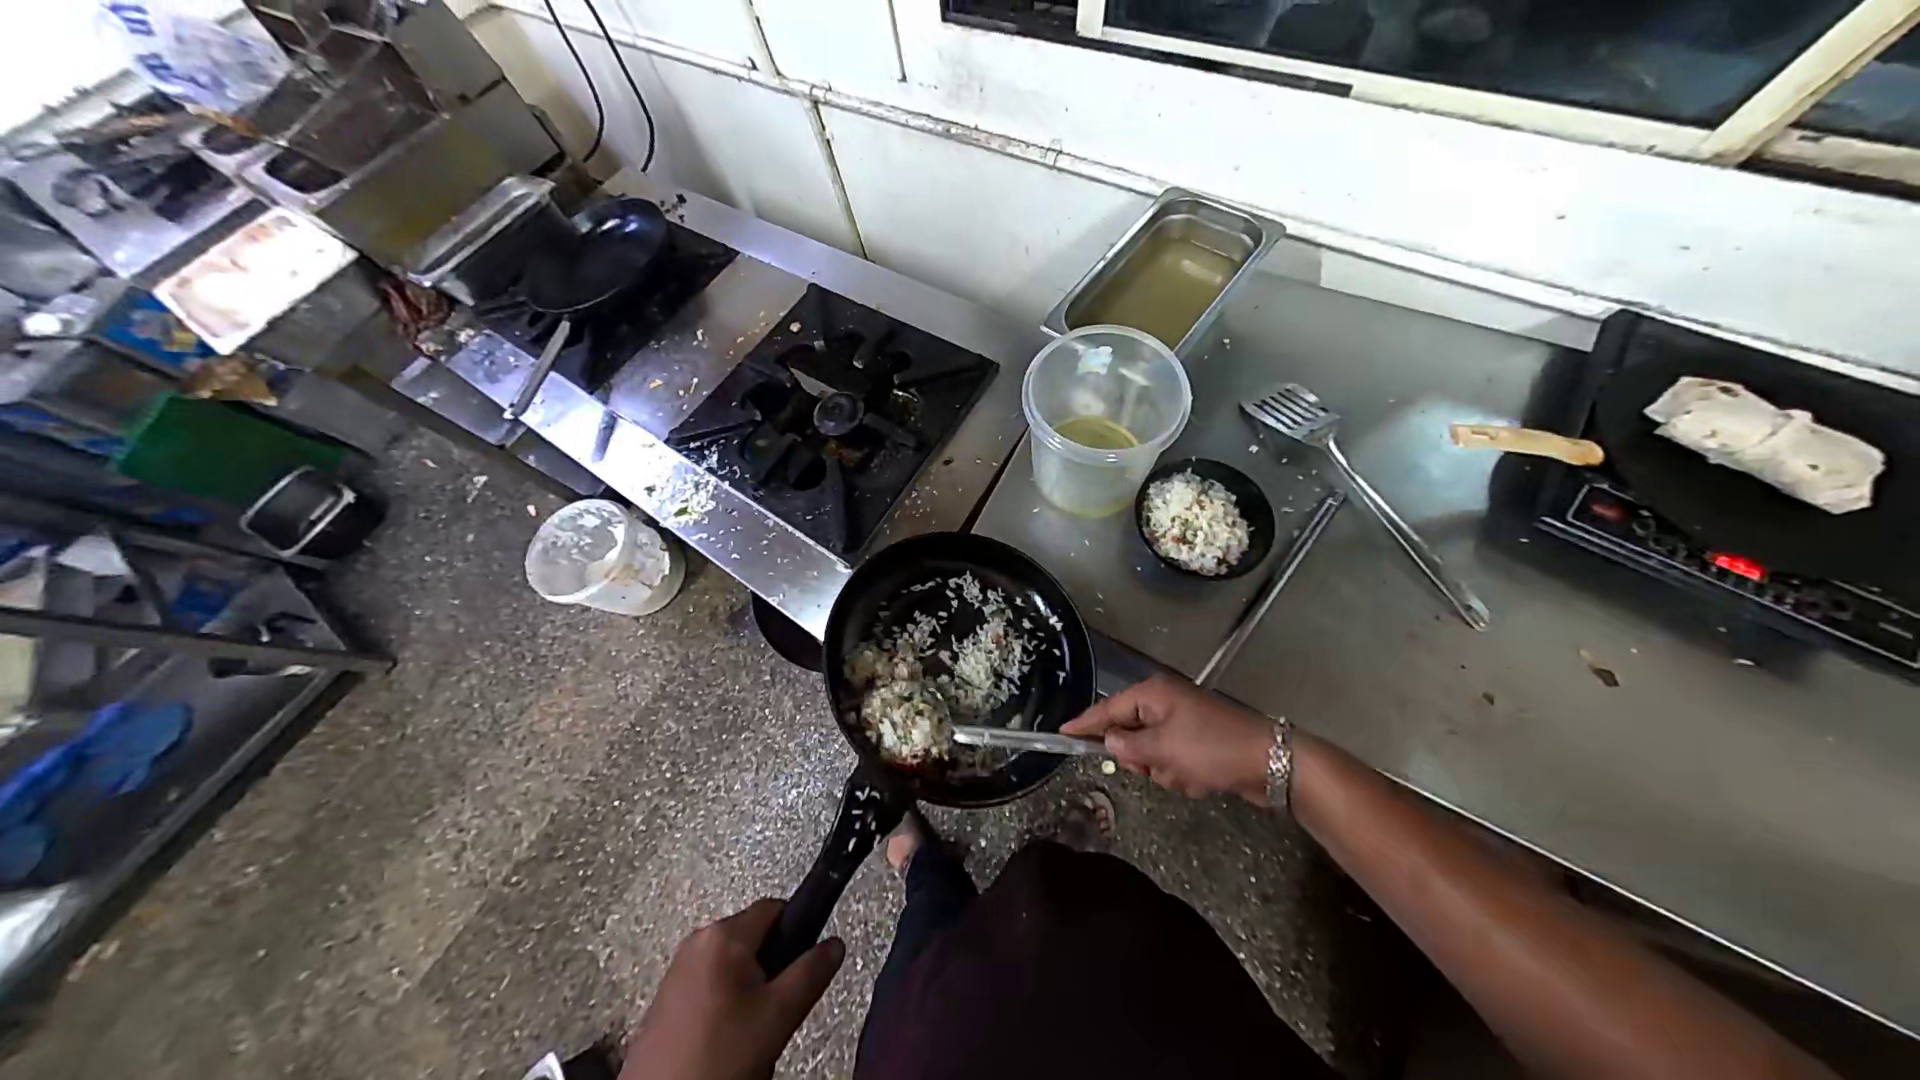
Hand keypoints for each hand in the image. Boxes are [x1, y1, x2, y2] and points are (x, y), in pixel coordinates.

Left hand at [620, 899, 843, 1079]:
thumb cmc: (716, 1062)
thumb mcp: (778, 1015)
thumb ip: (811, 972)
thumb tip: (833, 946)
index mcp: (722, 935)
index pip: (776, 907)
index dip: (798, 931)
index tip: (806, 963)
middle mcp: (696, 942)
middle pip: (755, 938)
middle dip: (773, 968)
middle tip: (776, 1009)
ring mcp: (678, 971)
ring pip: (735, 965)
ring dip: (751, 990)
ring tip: (750, 1032)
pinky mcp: (667, 999)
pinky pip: (713, 985)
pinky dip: (727, 1005)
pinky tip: (727, 1042)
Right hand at [1062, 673, 1274, 804]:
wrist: (1270, 762)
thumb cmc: (1211, 749)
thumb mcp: (1162, 749)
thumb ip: (1128, 746)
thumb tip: (1111, 742)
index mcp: (1154, 694)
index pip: (1108, 708)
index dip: (1085, 723)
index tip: (1062, 733)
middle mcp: (1165, 702)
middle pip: (1130, 733)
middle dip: (1141, 758)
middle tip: (1154, 767)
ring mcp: (1183, 722)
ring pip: (1151, 753)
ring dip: (1164, 771)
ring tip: (1188, 775)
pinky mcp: (1198, 743)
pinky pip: (1173, 761)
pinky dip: (1182, 775)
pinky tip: (1202, 780)